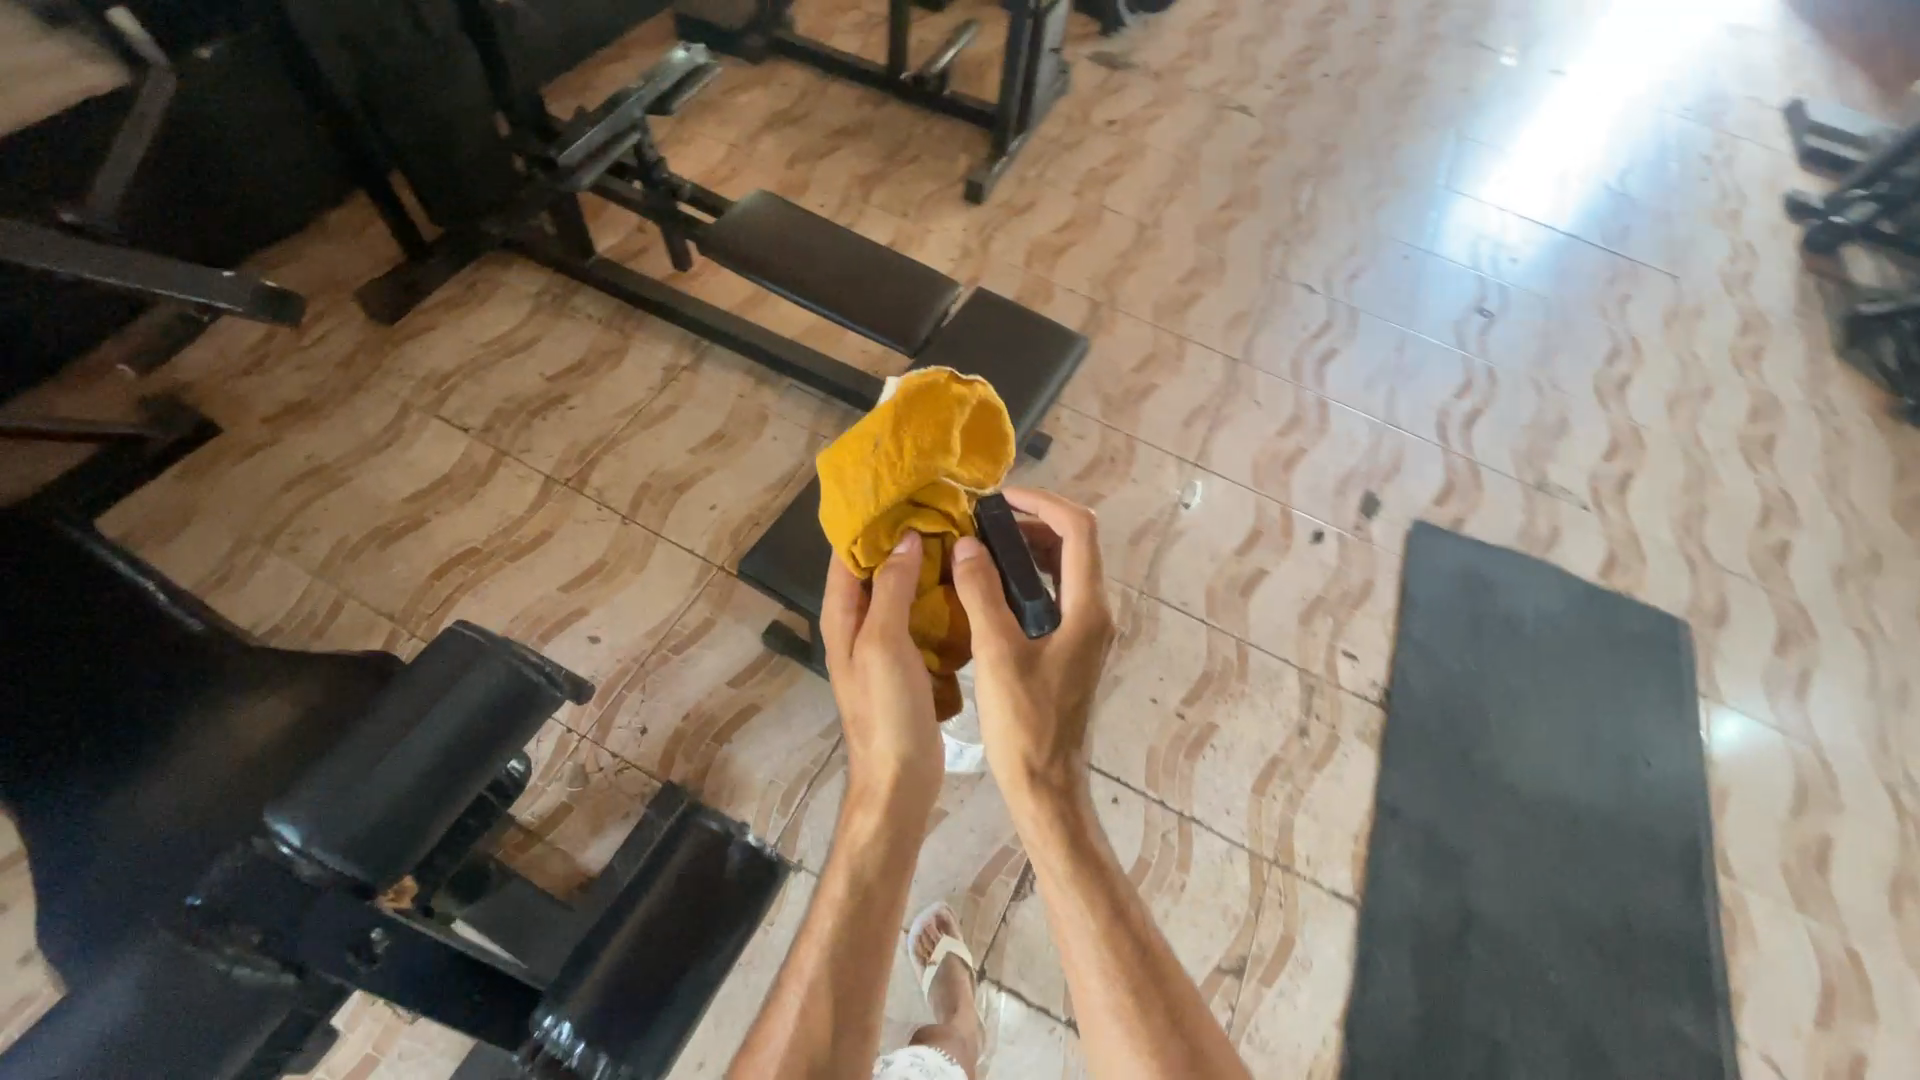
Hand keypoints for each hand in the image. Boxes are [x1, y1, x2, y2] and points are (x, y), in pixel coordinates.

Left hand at [820, 532, 944, 809]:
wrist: (900, 779)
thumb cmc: (886, 711)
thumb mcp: (884, 643)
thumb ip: (891, 590)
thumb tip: (904, 540)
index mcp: (842, 619)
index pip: (846, 558)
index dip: (866, 525)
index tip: (897, 494)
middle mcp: (858, 629)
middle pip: (874, 573)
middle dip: (900, 543)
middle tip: (937, 511)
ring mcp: (884, 649)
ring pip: (900, 596)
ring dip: (921, 570)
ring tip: (954, 539)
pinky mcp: (910, 666)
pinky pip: (921, 622)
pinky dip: (937, 601)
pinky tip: (963, 587)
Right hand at [949, 488, 1115, 805]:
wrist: (1047, 784)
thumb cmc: (1025, 723)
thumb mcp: (997, 654)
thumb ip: (981, 594)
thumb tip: (966, 546)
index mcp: (1089, 608)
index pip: (1079, 529)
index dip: (1042, 502)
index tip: (999, 498)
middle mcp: (1097, 612)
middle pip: (1074, 544)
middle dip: (1031, 523)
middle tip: (982, 524)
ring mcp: (1087, 631)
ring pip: (1064, 569)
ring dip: (1027, 550)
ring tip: (981, 548)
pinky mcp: (1073, 647)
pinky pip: (1054, 595)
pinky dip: (1027, 579)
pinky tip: (990, 588)